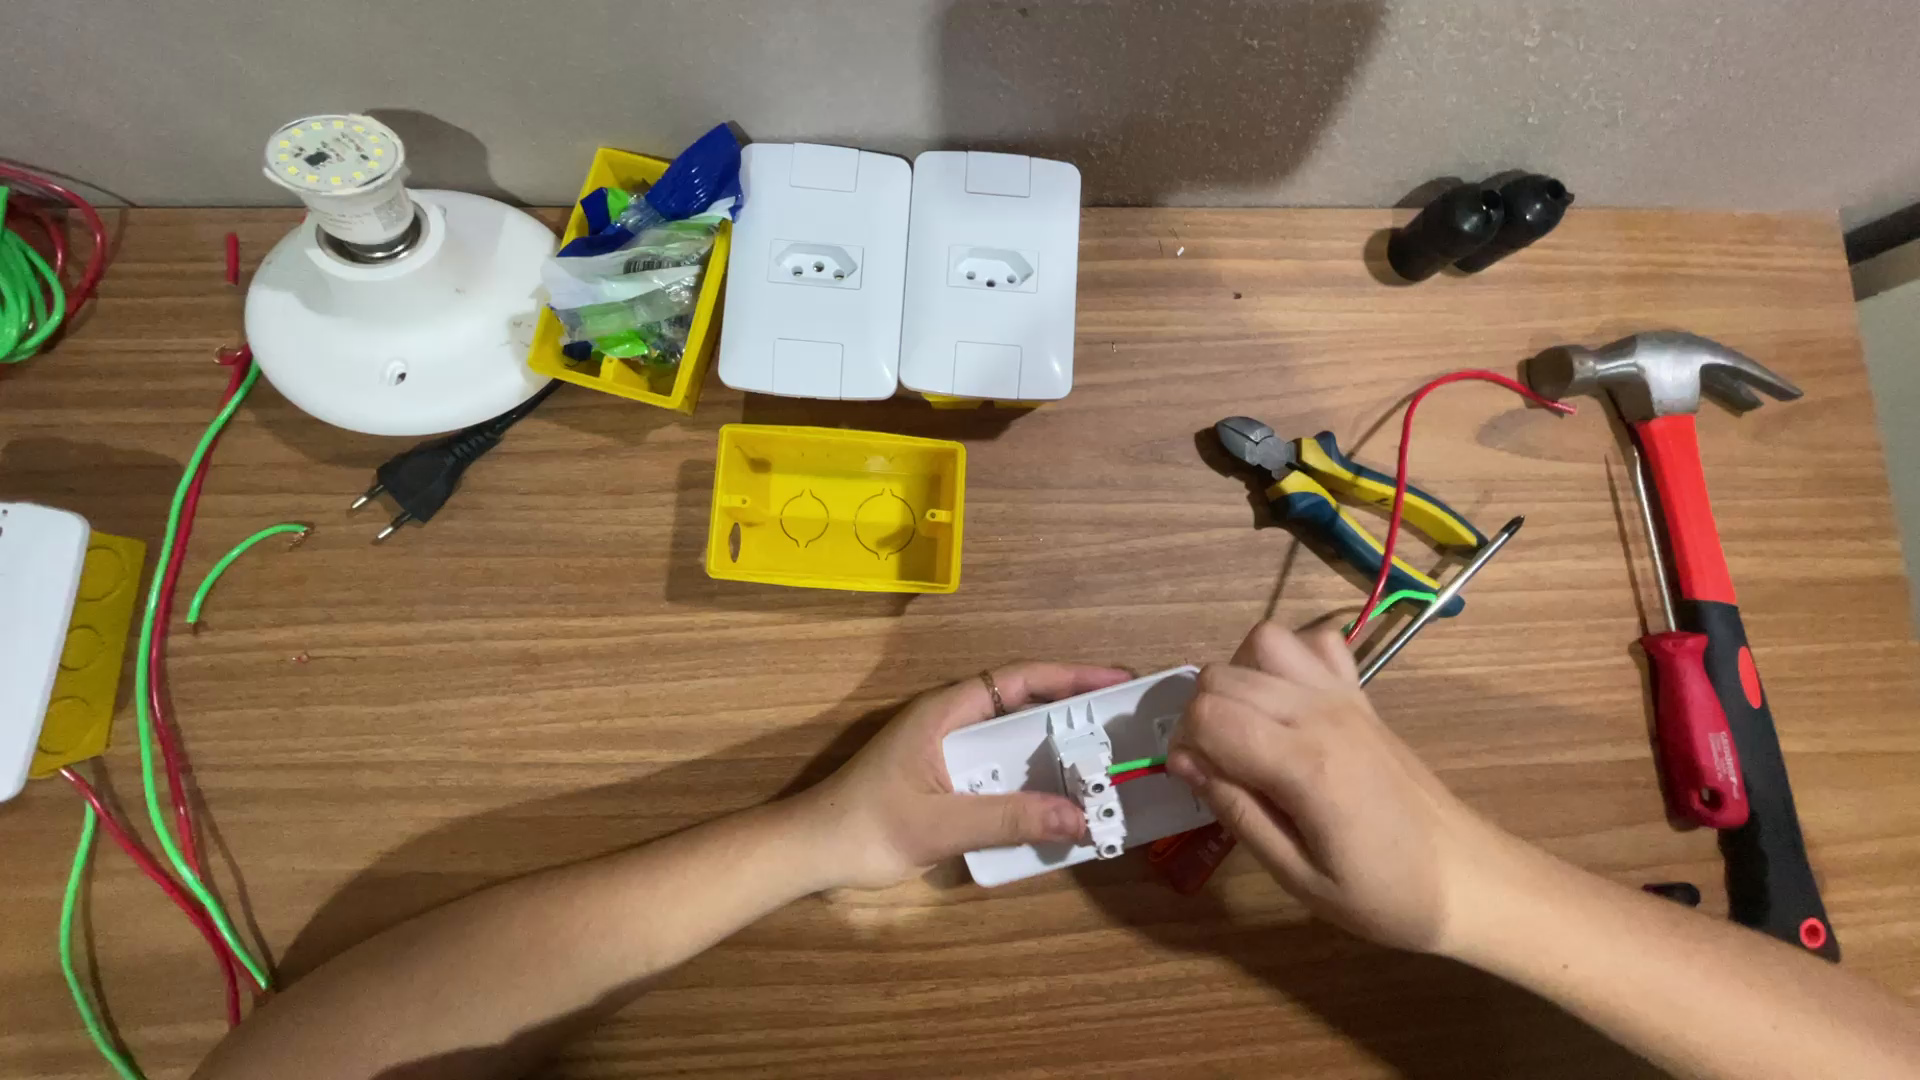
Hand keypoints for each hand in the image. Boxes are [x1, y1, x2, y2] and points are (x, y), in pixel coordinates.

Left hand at [800, 662, 1133, 888]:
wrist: (814, 850)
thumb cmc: (868, 825)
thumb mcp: (942, 823)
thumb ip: (1009, 819)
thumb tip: (1079, 818)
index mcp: (946, 711)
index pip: (1018, 680)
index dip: (1069, 677)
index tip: (1115, 682)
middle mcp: (950, 721)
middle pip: (1020, 705)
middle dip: (1070, 712)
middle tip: (1120, 727)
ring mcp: (947, 748)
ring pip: (1011, 740)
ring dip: (1051, 750)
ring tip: (1099, 765)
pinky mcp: (944, 776)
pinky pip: (998, 769)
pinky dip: (1028, 779)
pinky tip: (1052, 804)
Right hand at [1166, 621, 1505, 952]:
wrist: (1471, 880)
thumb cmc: (1384, 894)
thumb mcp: (1298, 877)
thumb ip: (1236, 811)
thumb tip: (1183, 762)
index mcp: (1304, 763)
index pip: (1207, 715)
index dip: (1184, 745)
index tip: (1198, 780)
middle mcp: (1319, 713)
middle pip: (1221, 675)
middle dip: (1200, 714)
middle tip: (1219, 762)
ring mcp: (1343, 695)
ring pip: (1261, 642)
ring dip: (1238, 677)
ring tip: (1247, 724)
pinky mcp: (1359, 694)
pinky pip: (1314, 642)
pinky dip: (1289, 659)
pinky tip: (1289, 699)